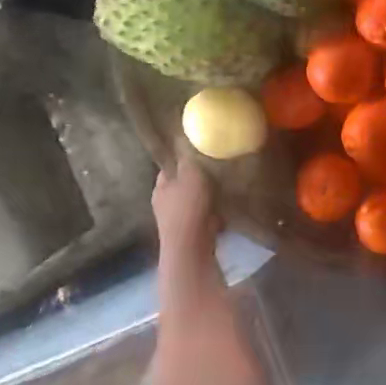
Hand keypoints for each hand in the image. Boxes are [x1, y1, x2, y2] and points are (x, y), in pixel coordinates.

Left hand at [152, 142, 218, 282]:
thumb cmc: (188, 207)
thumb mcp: (190, 175)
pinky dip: (212, 212)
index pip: (168, 166)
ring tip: (224, 187)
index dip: (182, 158)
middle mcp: (164, 203)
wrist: (191, 247)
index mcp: (160, 187)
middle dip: (197, 177)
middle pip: (181, 183)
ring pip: (193, 200)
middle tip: (217, 168)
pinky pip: (203, 215)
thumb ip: (187, 158)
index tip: (200, 151)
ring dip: (206, 195)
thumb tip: (182, 137)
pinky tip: (225, 208)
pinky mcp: (190, 232)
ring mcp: (176, 219)